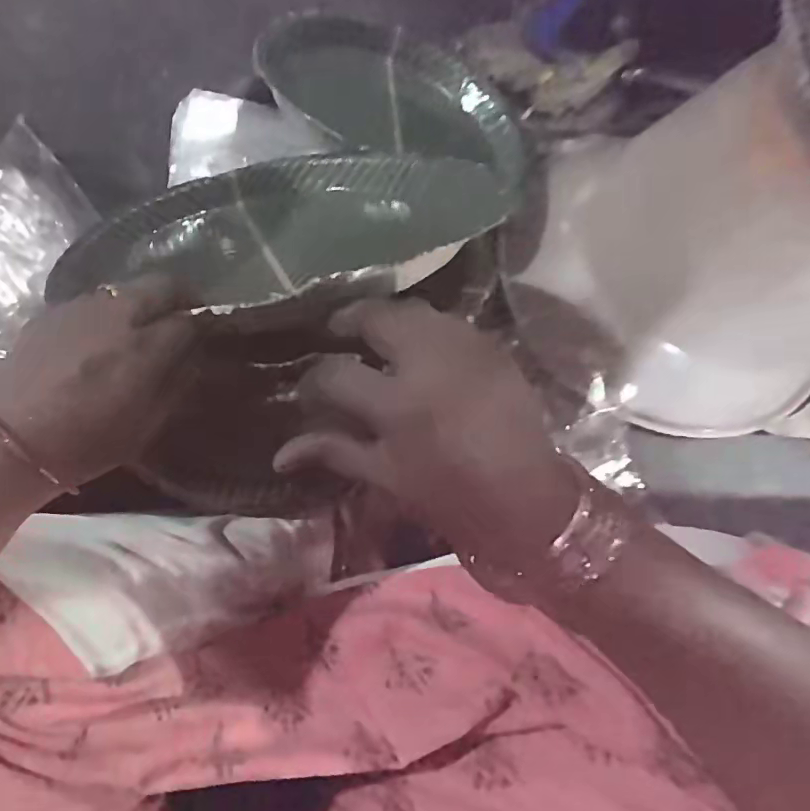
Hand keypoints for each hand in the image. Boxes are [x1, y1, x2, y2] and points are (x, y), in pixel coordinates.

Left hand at [0, 274, 199, 492]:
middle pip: (163, 285)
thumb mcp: (143, 426)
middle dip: (180, 298)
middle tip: (180, 319)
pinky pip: (91, 302)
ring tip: (136, 330)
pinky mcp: (50, 311)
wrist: (11, 442)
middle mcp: (116, 314)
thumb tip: (192, 355)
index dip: (204, 327)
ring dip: (140, 303)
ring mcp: (79, 307)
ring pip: (125, 289)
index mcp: (145, 346)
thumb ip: (175, 383)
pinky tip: (95, 339)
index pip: (192, 319)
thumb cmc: (83, 447)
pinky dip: (104, 314)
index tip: (205, 337)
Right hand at [274, 299, 575, 555]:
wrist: (529, 498)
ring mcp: (467, 350)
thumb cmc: (448, 494)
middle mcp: (431, 364)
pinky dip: (421, 328)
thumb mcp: (383, 475)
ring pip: (415, 311)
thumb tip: (280, 455)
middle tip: (335, 331)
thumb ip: (331, 451)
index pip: (335, 373)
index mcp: (398, 404)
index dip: (312, 381)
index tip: (309, 391)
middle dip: (349, 319)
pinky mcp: (493, 349)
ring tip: (372, 336)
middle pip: (378, 318)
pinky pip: (447, 323)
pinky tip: (413, 349)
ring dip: (386, 319)